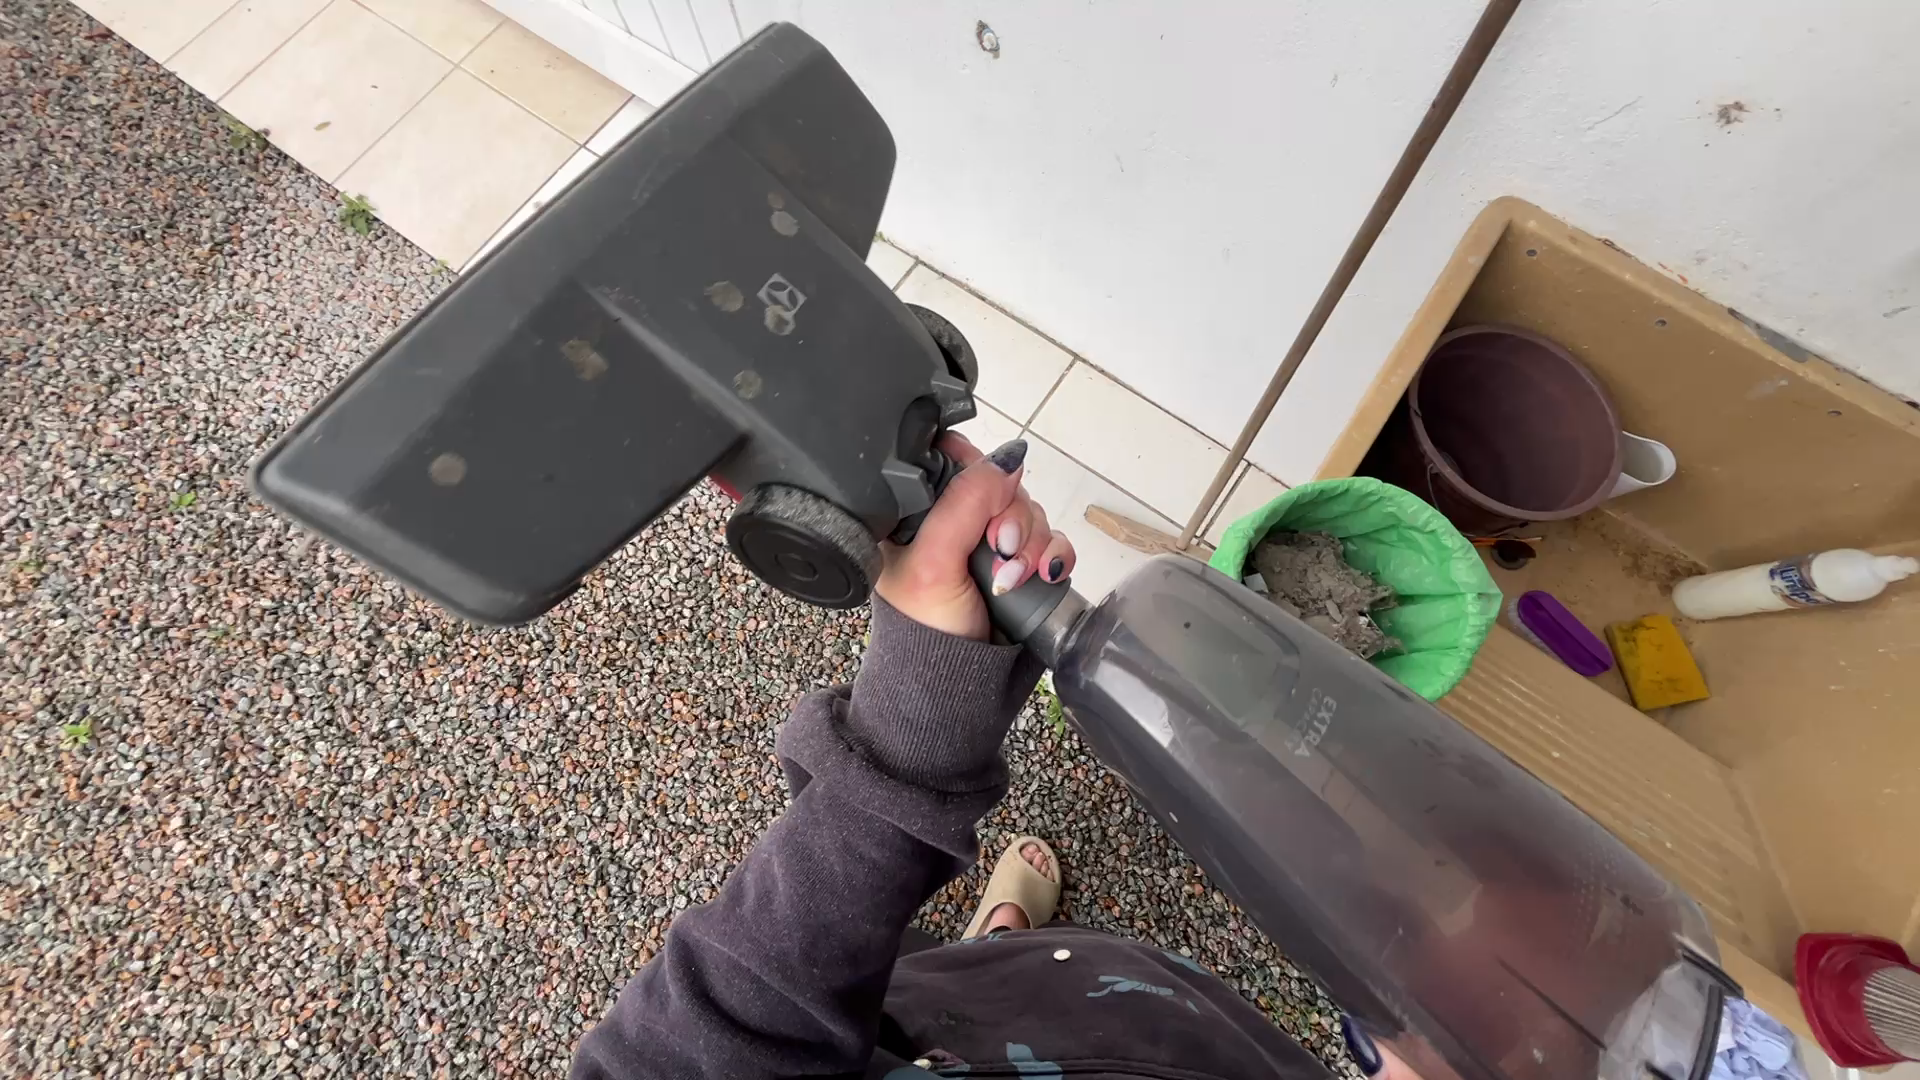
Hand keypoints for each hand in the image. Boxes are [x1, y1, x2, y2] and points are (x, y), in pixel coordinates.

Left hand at [875, 433, 1076, 640]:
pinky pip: (1052, 540)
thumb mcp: (935, 560)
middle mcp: (956, 524)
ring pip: (1030, 512)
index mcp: (918, 515)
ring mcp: (991, 545)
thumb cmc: (929, 626)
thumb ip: (964, 504)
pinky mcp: (1022, 565)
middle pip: (1001, 486)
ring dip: (1031, 543)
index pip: (951, 462)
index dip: (977, 471)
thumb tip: (1007, 460)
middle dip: (1010, 518)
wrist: (960, 685)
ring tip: (1012, 577)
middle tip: (999, 547)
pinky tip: (1040, 576)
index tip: (985, 496)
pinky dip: (1053, 555)